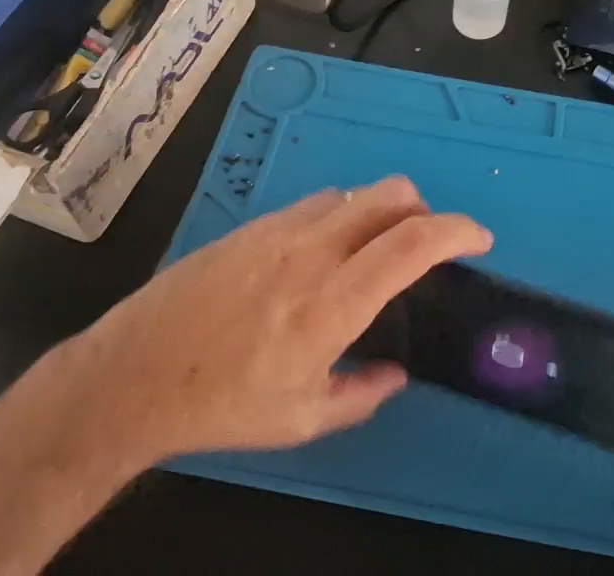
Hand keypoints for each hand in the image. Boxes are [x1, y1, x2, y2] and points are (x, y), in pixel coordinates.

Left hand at [60, 176, 490, 472]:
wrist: (135, 372)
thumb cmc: (222, 404)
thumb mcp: (301, 419)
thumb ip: (361, 395)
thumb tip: (395, 375)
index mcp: (334, 302)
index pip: (413, 244)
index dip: (458, 231)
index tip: (479, 239)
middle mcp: (313, 251)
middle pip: (391, 195)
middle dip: (425, 210)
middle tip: (428, 245)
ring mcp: (279, 230)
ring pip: (354, 194)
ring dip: (382, 212)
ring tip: (376, 251)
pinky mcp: (252, 225)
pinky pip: (316, 204)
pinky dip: (343, 216)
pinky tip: (325, 254)